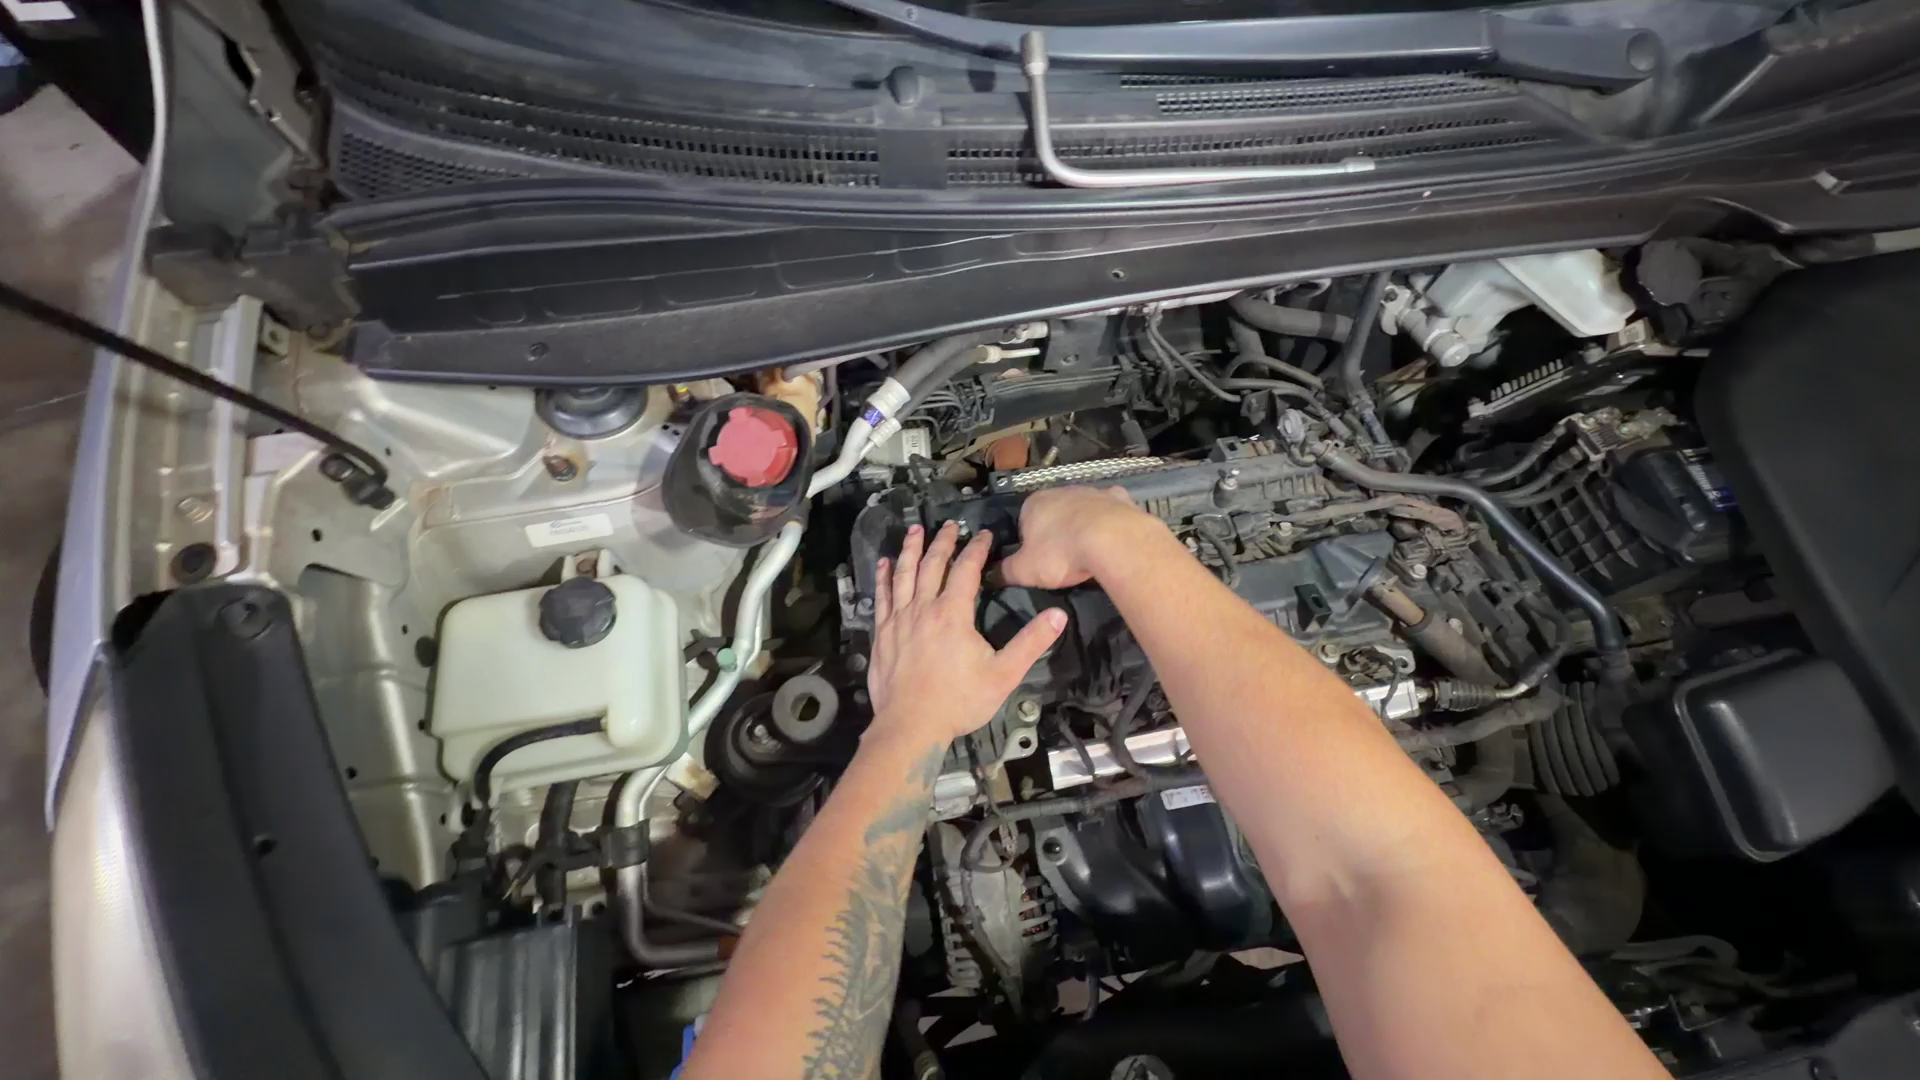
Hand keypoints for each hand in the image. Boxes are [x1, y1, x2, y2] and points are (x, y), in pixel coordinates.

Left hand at [867, 521, 1066, 744]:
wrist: (911, 726)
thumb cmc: (959, 701)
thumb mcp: (1004, 674)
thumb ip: (1031, 642)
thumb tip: (1058, 615)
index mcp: (953, 613)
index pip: (966, 570)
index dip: (976, 549)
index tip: (983, 534)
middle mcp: (924, 608)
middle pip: (932, 564)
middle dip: (943, 541)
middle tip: (950, 525)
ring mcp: (899, 620)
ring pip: (904, 574)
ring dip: (911, 550)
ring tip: (916, 530)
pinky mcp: (882, 634)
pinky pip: (882, 597)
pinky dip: (883, 578)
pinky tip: (882, 564)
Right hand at [999, 486, 1160, 589]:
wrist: (1113, 541)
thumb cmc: (1062, 553)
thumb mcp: (1025, 570)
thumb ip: (1006, 571)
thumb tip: (992, 575)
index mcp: (1034, 503)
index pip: (1024, 521)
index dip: (1029, 542)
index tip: (1038, 560)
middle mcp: (1062, 491)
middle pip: (1054, 513)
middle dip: (1057, 532)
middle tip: (1063, 559)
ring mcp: (1092, 491)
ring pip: (1082, 509)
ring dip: (1083, 526)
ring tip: (1089, 552)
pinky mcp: (1119, 498)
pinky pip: (1110, 510)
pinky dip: (1109, 521)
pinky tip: (1112, 539)